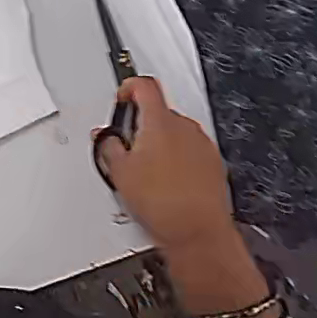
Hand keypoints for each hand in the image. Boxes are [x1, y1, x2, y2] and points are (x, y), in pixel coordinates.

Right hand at [93, 77, 237, 252]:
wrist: (196, 231)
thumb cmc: (163, 204)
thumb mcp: (120, 173)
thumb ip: (108, 146)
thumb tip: (105, 138)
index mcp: (160, 122)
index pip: (144, 86)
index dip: (128, 87)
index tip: (122, 98)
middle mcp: (184, 127)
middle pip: (158, 111)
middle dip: (140, 125)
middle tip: (127, 147)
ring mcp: (201, 144)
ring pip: (174, 132)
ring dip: (159, 142)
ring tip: (146, 171)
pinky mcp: (211, 161)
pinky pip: (189, 149)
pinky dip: (176, 157)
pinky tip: (164, 182)